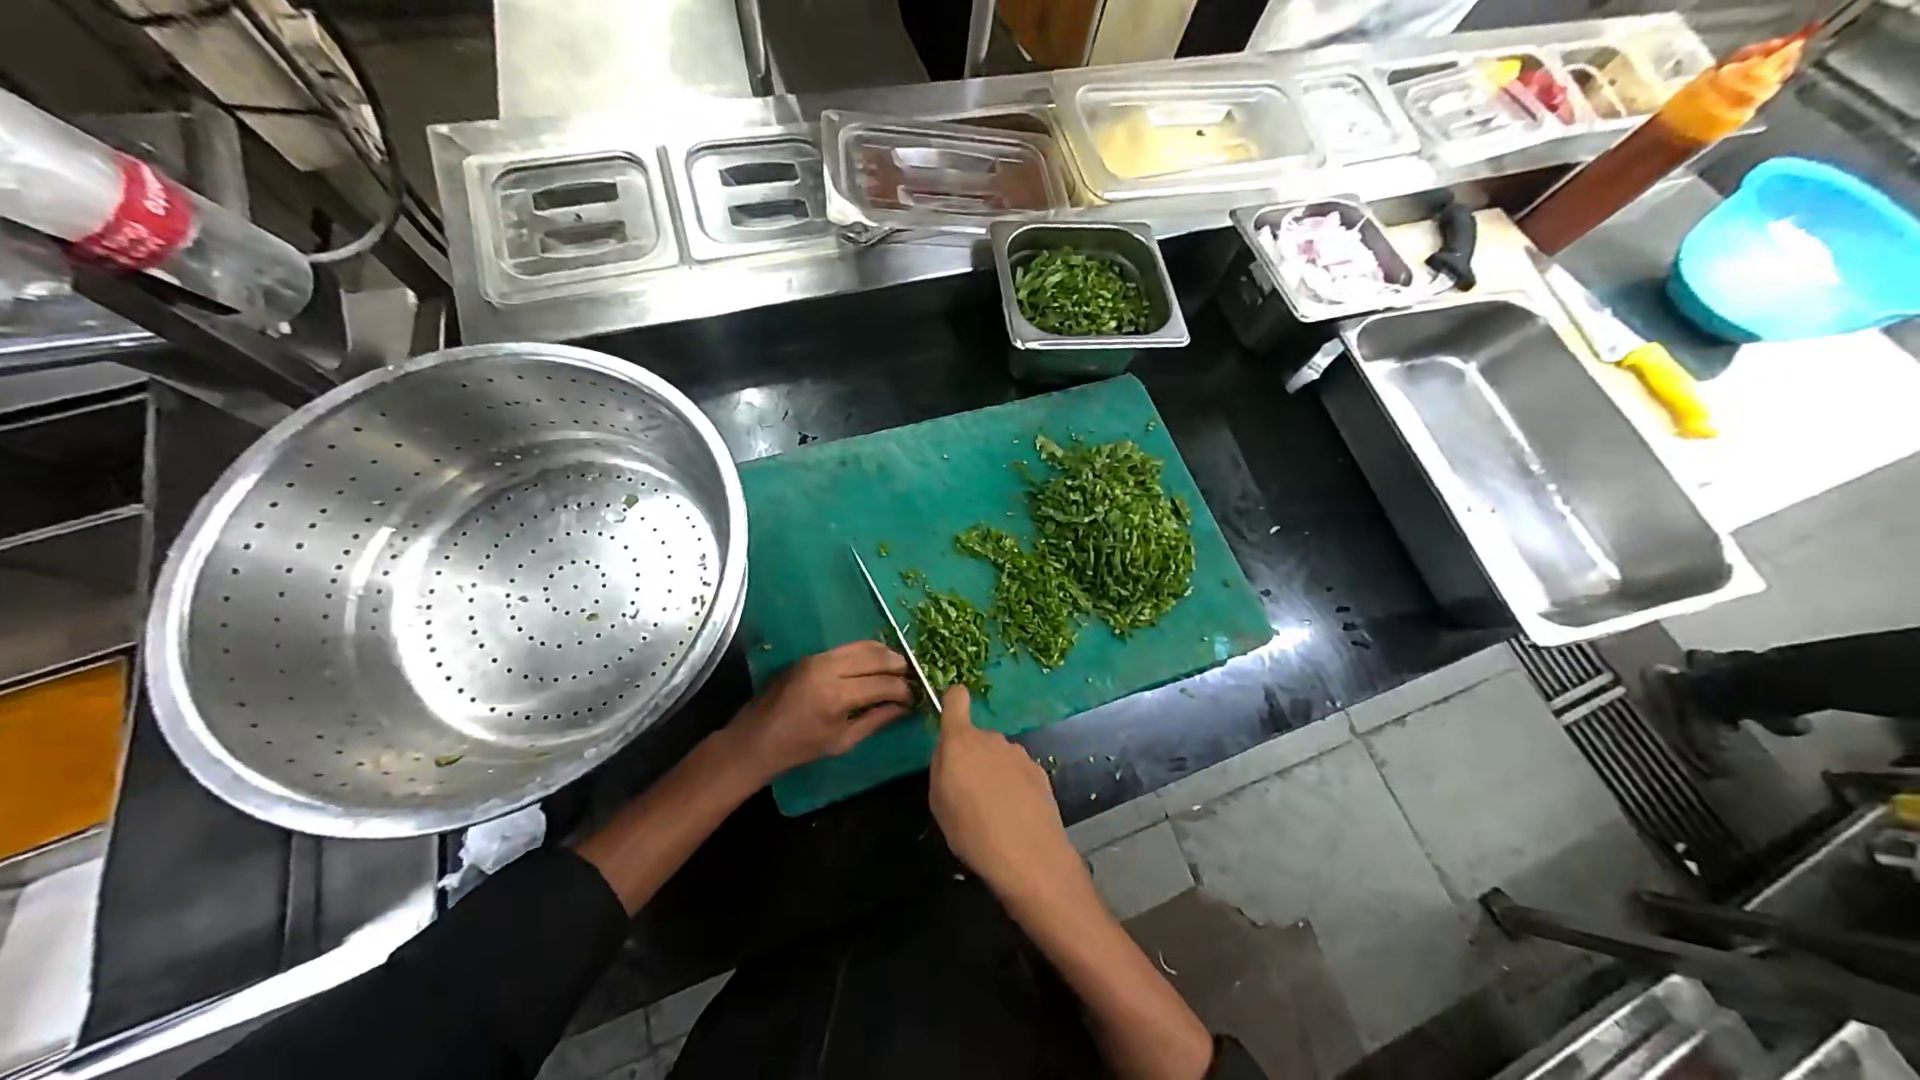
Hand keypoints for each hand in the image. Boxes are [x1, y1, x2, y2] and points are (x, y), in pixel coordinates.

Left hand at [724, 640, 912, 781]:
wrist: (755, 739)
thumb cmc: (799, 748)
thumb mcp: (842, 741)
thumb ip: (876, 720)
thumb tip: (903, 707)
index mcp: (837, 696)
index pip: (883, 684)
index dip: (904, 690)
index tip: (914, 697)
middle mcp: (829, 669)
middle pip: (876, 656)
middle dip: (899, 666)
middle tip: (912, 677)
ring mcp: (818, 658)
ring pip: (862, 645)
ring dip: (884, 654)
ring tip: (898, 668)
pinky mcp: (811, 655)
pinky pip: (847, 648)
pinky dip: (866, 653)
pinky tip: (874, 665)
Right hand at [929, 685, 1084, 901]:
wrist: (1028, 855)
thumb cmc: (971, 831)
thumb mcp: (938, 802)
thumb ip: (942, 767)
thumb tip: (950, 753)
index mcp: (960, 741)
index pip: (956, 699)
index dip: (952, 703)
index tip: (951, 719)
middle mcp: (991, 739)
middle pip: (976, 738)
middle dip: (971, 757)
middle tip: (968, 794)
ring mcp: (1018, 753)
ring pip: (998, 755)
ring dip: (994, 773)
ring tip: (994, 811)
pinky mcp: (1039, 770)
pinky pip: (1017, 771)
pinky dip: (1014, 785)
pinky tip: (1016, 815)